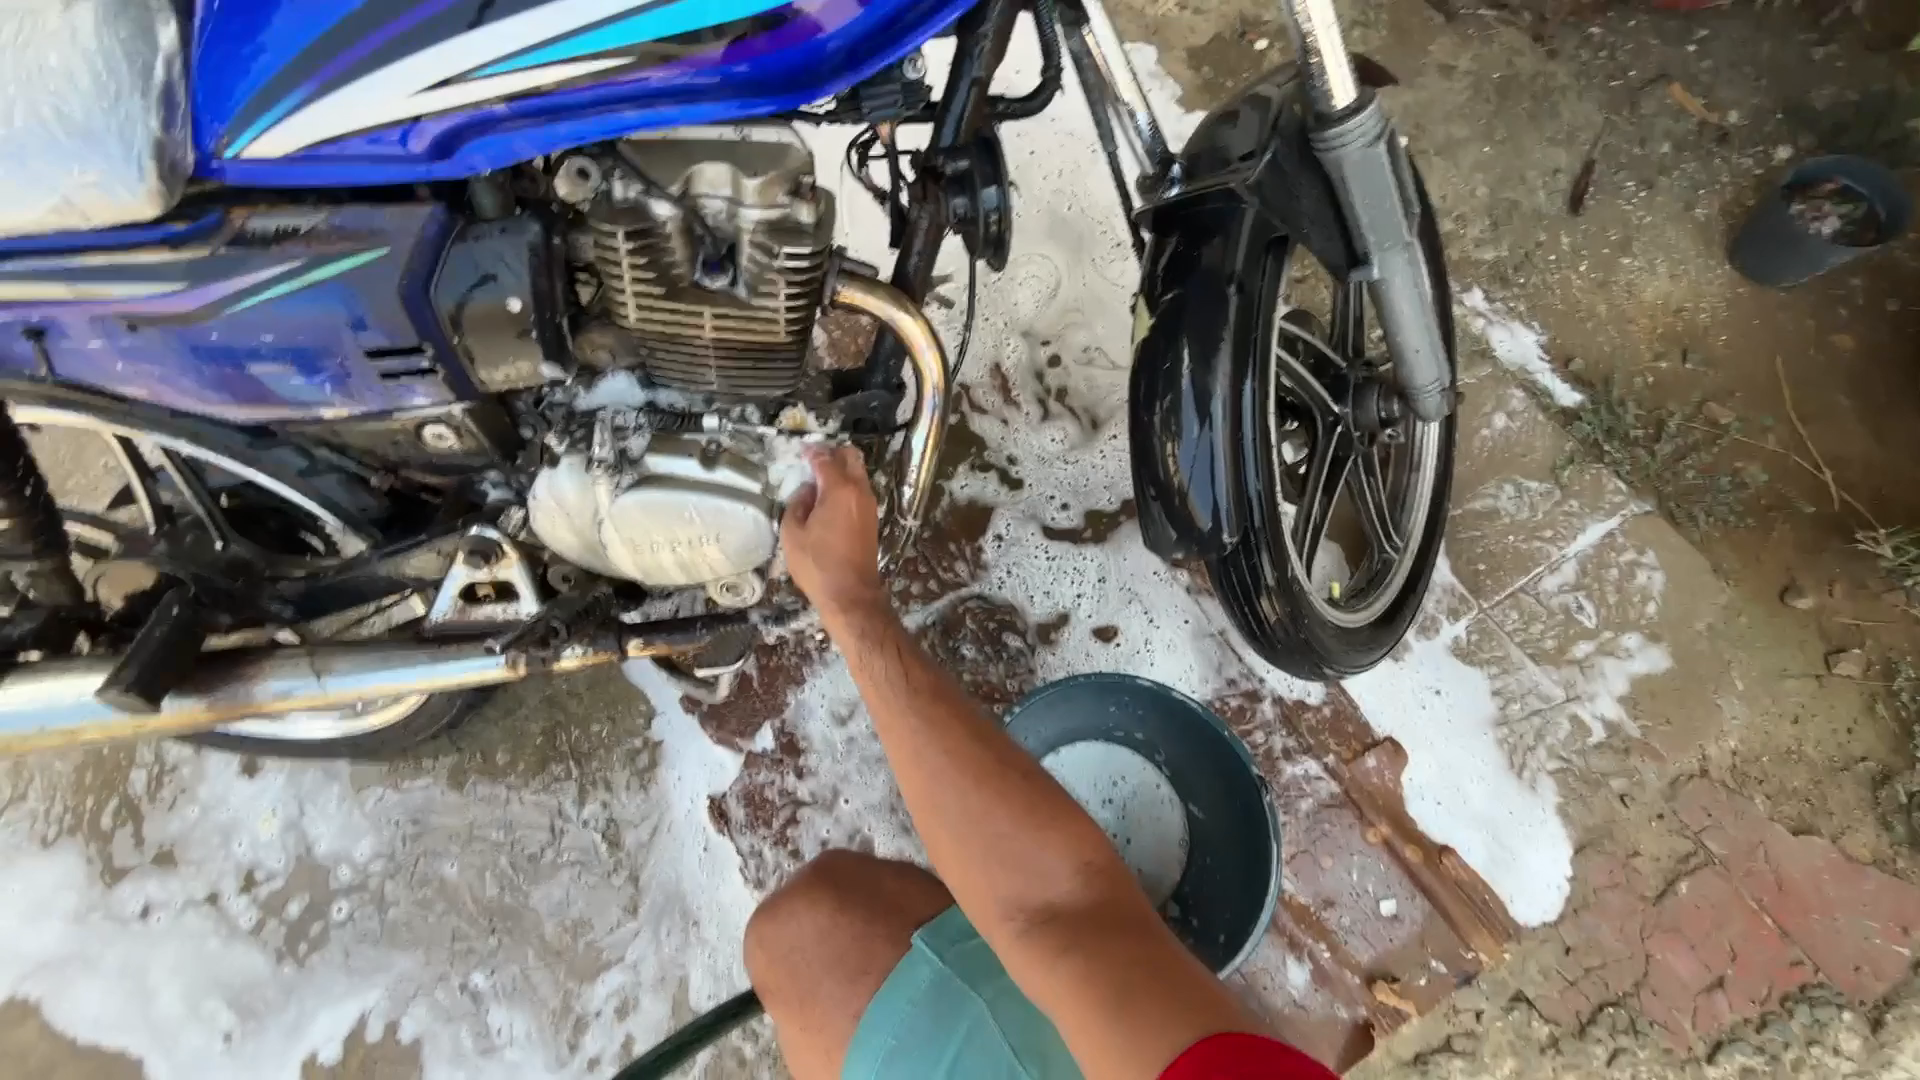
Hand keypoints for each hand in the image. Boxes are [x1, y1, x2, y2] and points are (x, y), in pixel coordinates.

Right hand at [781, 445, 886, 619]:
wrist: (850, 593)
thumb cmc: (817, 564)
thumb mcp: (792, 534)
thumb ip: (797, 504)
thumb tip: (807, 491)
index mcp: (839, 490)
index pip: (825, 459)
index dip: (811, 452)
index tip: (801, 452)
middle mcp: (859, 492)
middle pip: (851, 457)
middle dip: (833, 454)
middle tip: (813, 462)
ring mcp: (869, 505)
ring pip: (859, 474)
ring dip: (842, 471)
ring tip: (819, 482)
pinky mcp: (872, 519)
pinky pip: (860, 491)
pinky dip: (847, 487)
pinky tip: (829, 500)